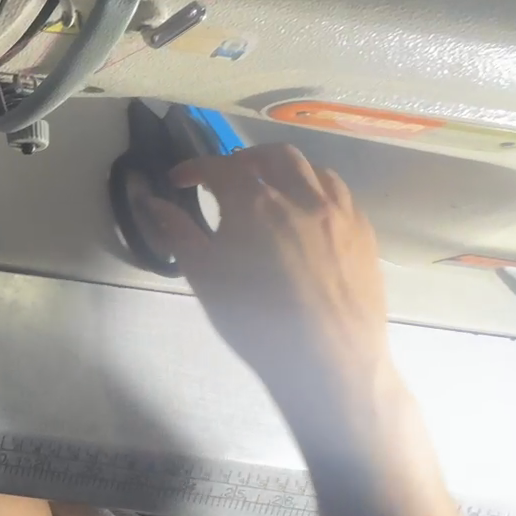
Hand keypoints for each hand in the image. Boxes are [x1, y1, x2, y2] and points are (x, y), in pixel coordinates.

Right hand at [143, 143, 389, 405]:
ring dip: (283, 170)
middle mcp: (300, 199)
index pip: (219, 166)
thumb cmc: (253, 316)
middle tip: (224, 178)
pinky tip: (302, 213)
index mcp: (254, 204)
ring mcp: (338, 215)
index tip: (178, 181)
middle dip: (243, 158)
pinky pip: (340, 194)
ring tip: (266, 190)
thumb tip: (152, 201)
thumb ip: (176, 229)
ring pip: (313, 169)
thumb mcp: (202, 272)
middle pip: (273, 155)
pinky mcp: (363, 236)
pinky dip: (315, 190)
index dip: (192, 168)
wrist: (326, 360)